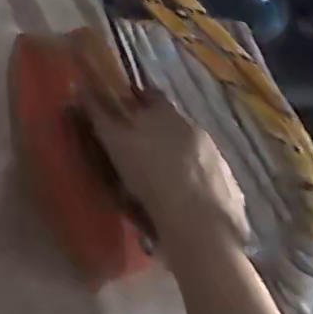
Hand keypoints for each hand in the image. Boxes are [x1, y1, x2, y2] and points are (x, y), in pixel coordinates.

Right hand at [82, 89, 247, 247]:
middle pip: (172, 123)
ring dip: (177, 159)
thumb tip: (79, 84)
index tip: (122, 109)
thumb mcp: (113, 141)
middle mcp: (197, 130)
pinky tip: (182, 204)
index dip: (135, 98)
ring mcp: (220, 161)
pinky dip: (196, 186)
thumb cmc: (149, 176)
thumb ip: (97, 111)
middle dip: (156, 131)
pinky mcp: (233, 192)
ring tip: (158, 181)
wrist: (199, 228)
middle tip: (136, 150)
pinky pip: (209, 181)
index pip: (150, 94)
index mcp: (167, 113)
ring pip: (192, 152)